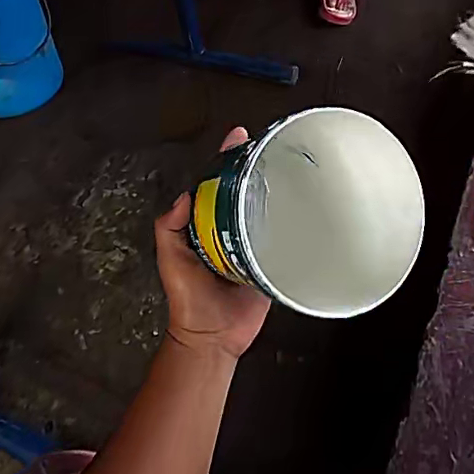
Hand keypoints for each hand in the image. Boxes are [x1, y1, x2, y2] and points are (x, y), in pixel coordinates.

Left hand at [154, 127, 270, 361]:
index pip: (219, 185)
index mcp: (207, 226)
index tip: (239, 137)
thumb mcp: (169, 259)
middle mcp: (231, 230)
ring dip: (277, 192)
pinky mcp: (270, 262)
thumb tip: (183, 197)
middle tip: (270, 147)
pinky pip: (282, 240)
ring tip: (289, 168)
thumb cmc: (188, 299)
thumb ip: (169, 228)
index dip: (228, 161)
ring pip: (266, 212)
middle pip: (246, 193)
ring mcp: (253, 245)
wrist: (212, 336)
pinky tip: (304, 208)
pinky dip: (292, 225)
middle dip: (256, 169)